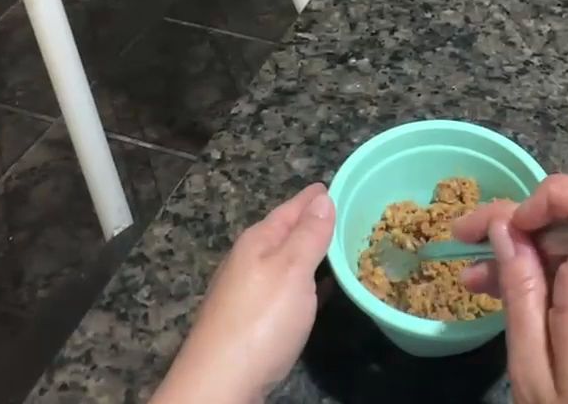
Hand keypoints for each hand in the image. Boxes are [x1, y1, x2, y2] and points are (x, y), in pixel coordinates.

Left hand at [153, 183, 335, 403]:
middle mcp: (250, 260)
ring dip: (312, 253)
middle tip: (350, 215)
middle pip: (288, 232)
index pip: (294, 206)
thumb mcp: (292, 270)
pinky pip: (287, 288)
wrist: (216, 390)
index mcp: (259, 240)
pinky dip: (307, 283)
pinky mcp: (252, 322)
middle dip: (316, 222)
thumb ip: (310, 234)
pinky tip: (322, 292)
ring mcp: (248, 292)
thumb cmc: (259, 322)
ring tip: (341, 249)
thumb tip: (323, 196)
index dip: (318, 196)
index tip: (344, 184)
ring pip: (287, 261)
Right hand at [453, 175, 567, 403]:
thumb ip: (521, 295)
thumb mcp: (534, 372)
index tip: (510, 225)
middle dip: (515, 226)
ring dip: (524, 256)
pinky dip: (546, 281)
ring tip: (473, 279)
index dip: (551, 196)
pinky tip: (514, 302)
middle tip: (461, 243)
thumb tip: (505, 225)